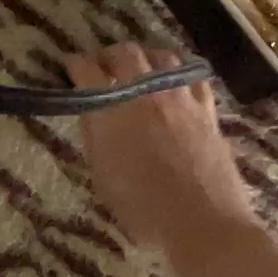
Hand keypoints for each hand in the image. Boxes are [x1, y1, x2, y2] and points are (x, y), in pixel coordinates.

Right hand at [66, 43, 259, 259]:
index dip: (75, 64)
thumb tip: (92, 113)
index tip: (70, 66)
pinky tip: (175, 82)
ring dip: (145, 58)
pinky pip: (193, 76)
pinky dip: (179, 73)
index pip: (86, 70)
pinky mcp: (207, 109)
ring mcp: (180, 98)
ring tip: (140, 70)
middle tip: (103, 67)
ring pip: (162, 56)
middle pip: (125, 52)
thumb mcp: (102, 177)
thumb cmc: (143, 210)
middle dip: (109, 55)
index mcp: (112, 110)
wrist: (203, 224)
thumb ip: (95, 137)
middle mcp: (145, 94)